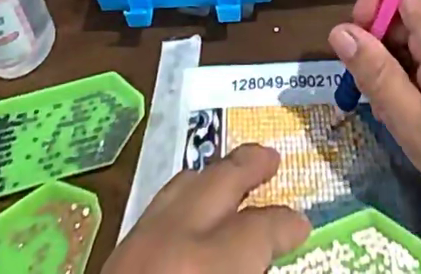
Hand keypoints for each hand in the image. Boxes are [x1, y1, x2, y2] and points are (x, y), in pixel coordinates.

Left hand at [104, 144, 309, 273]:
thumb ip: (246, 269)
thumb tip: (263, 262)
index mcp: (211, 267)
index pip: (260, 230)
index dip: (286, 225)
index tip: (303, 225)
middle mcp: (175, 241)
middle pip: (220, 184)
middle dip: (248, 167)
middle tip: (272, 157)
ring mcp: (141, 243)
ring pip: (184, 186)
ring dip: (215, 175)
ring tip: (235, 169)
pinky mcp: (117, 253)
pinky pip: (157, 206)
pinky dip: (183, 194)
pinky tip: (191, 200)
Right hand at [326, 0, 420, 241]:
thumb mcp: (416, 129)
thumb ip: (377, 75)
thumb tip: (338, 30)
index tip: (360, 39)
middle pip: (402, 2)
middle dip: (375, 37)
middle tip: (373, 92)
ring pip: (410, 26)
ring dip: (390, 58)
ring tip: (396, 110)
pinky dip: (408, 69)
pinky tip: (414, 110)